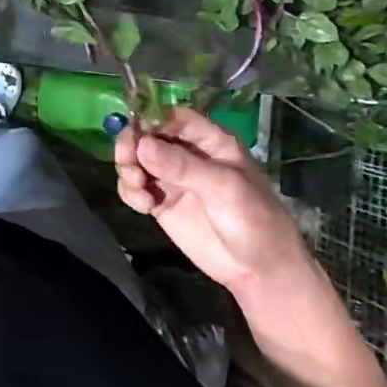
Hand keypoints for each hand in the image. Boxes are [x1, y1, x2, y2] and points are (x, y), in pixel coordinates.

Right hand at [115, 107, 307, 296]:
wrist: (258, 269)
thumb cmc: (253, 220)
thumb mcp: (224, 187)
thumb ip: (182, 166)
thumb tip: (141, 145)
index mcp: (210, 140)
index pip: (173, 116)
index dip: (150, 119)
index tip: (134, 134)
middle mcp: (187, 154)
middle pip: (147, 135)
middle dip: (132, 145)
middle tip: (129, 165)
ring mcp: (172, 178)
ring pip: (136, 160)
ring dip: (128, 170)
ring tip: (138, 190)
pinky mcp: (161, 202)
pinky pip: (134, 187)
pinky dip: (130, 192)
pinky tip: (143, 206)